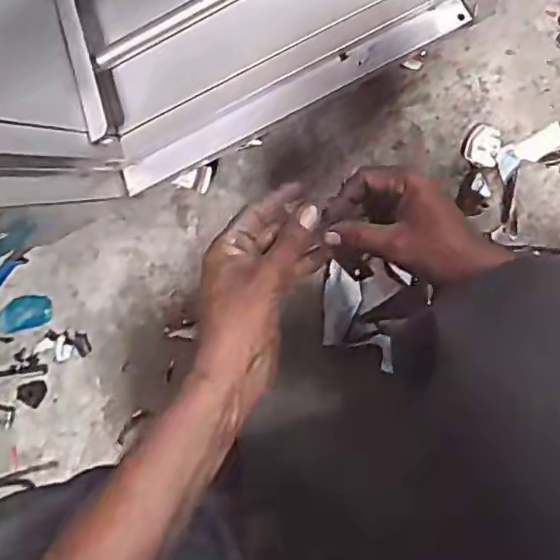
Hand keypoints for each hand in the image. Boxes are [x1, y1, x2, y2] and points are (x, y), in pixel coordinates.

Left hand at [192, 184, 323, 416]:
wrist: (233, 374)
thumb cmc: (240, 321)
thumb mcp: (267, 276)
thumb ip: (291, 241)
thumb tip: (311, 208)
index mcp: (227, 249)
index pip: (255, 213)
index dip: (278, 199)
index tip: (302, 186)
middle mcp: (238, 260)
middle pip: (269, 230)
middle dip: (294, 218)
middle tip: (324, 205)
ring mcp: (253, 279)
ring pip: (281, 250)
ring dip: (303, 239)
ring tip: (331, 225)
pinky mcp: (267, 297)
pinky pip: (288, 269)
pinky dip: (305, 261)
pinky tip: (326, 252)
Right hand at [325, 167, 512, 286]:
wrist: (473, 271)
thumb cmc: (437, 251)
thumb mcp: (395, 243)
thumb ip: (359, 235)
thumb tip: (327, 234)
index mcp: (408, 180)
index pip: (365, 177)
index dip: (344, 197)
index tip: (330, 220)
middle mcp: (411, 182)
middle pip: (369, 189)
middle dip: (350, 210)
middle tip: (332, 232)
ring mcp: (415, 197)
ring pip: (377, 203)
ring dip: (360, 221)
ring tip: (343, 242)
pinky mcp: (417, 213)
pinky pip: (387, 214)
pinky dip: (373, 227)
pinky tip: (361, 245)